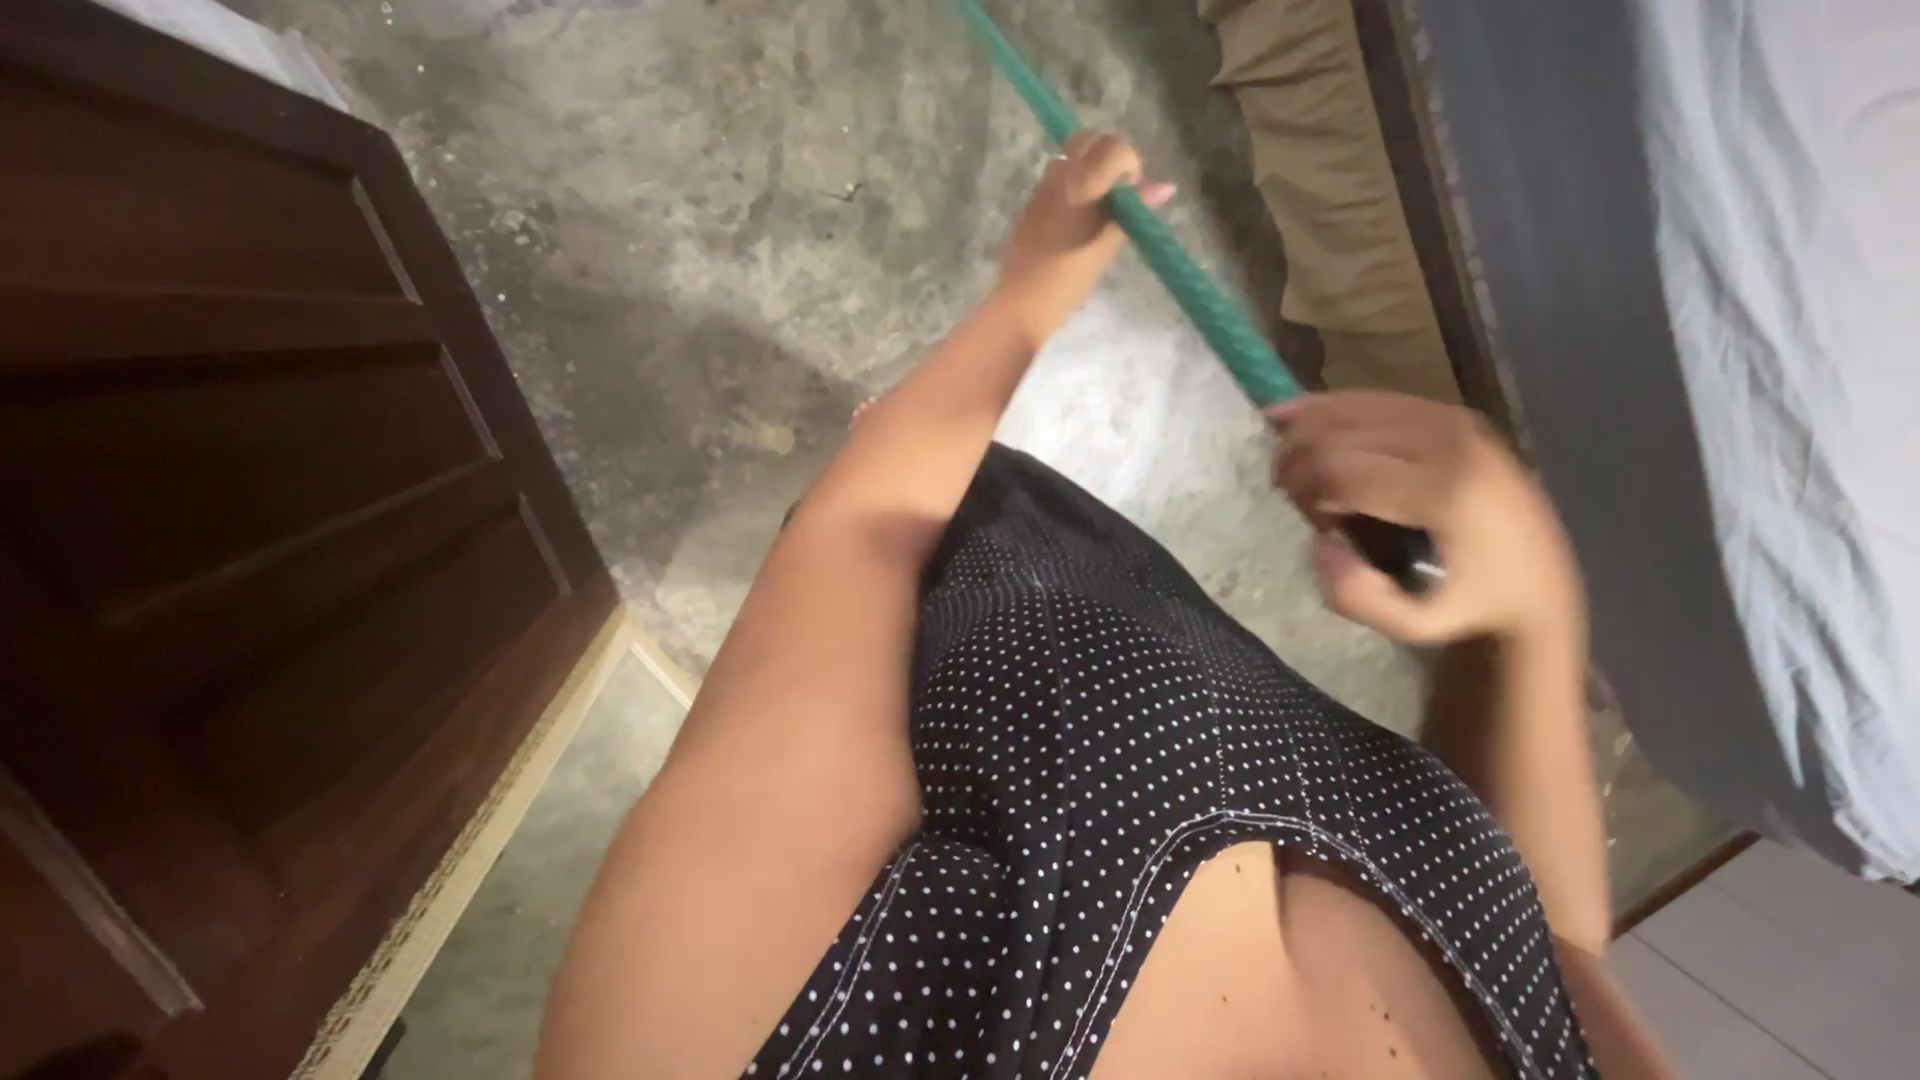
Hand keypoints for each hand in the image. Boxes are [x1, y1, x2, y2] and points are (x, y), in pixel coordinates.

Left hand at [992, 131, 1173, 340]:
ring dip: (1094, 166)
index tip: (1132, 194)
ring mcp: (1042, 186)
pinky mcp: (1033, 200)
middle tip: (1119, 192)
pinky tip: (1081, 214)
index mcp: (1079, 185)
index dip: (1130, 164)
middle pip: (1091, 139)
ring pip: (1073, 152)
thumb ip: (1132, 211)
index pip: (1114, 147)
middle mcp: (1058, 175)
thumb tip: (1164, 188)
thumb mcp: (1106, 247)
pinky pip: (1059, 173)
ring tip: (1101, 204)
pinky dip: (1077, 180)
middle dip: (1112, 156)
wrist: (1021, 302)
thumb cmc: (1067, 281)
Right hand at [1268, 391, 1583, 645]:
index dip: (1305, 489)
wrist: (1541, 588)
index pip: (1343, 468)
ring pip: (1355, 407)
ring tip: (1291, 462)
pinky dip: (1333, 406)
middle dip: (1299, 458)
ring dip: (1309, 430)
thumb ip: (1354, 595)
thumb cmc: (1471, 608)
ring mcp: (1458, 423)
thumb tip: (1320, 543)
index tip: (1309, 521)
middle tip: (1288, 491)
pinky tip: (1298, 415)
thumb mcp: (1411, 623)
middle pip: (1343, 432)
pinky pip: (1379, 398)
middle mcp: (1453, 446)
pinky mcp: (1457, 416)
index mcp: (1445, 494)